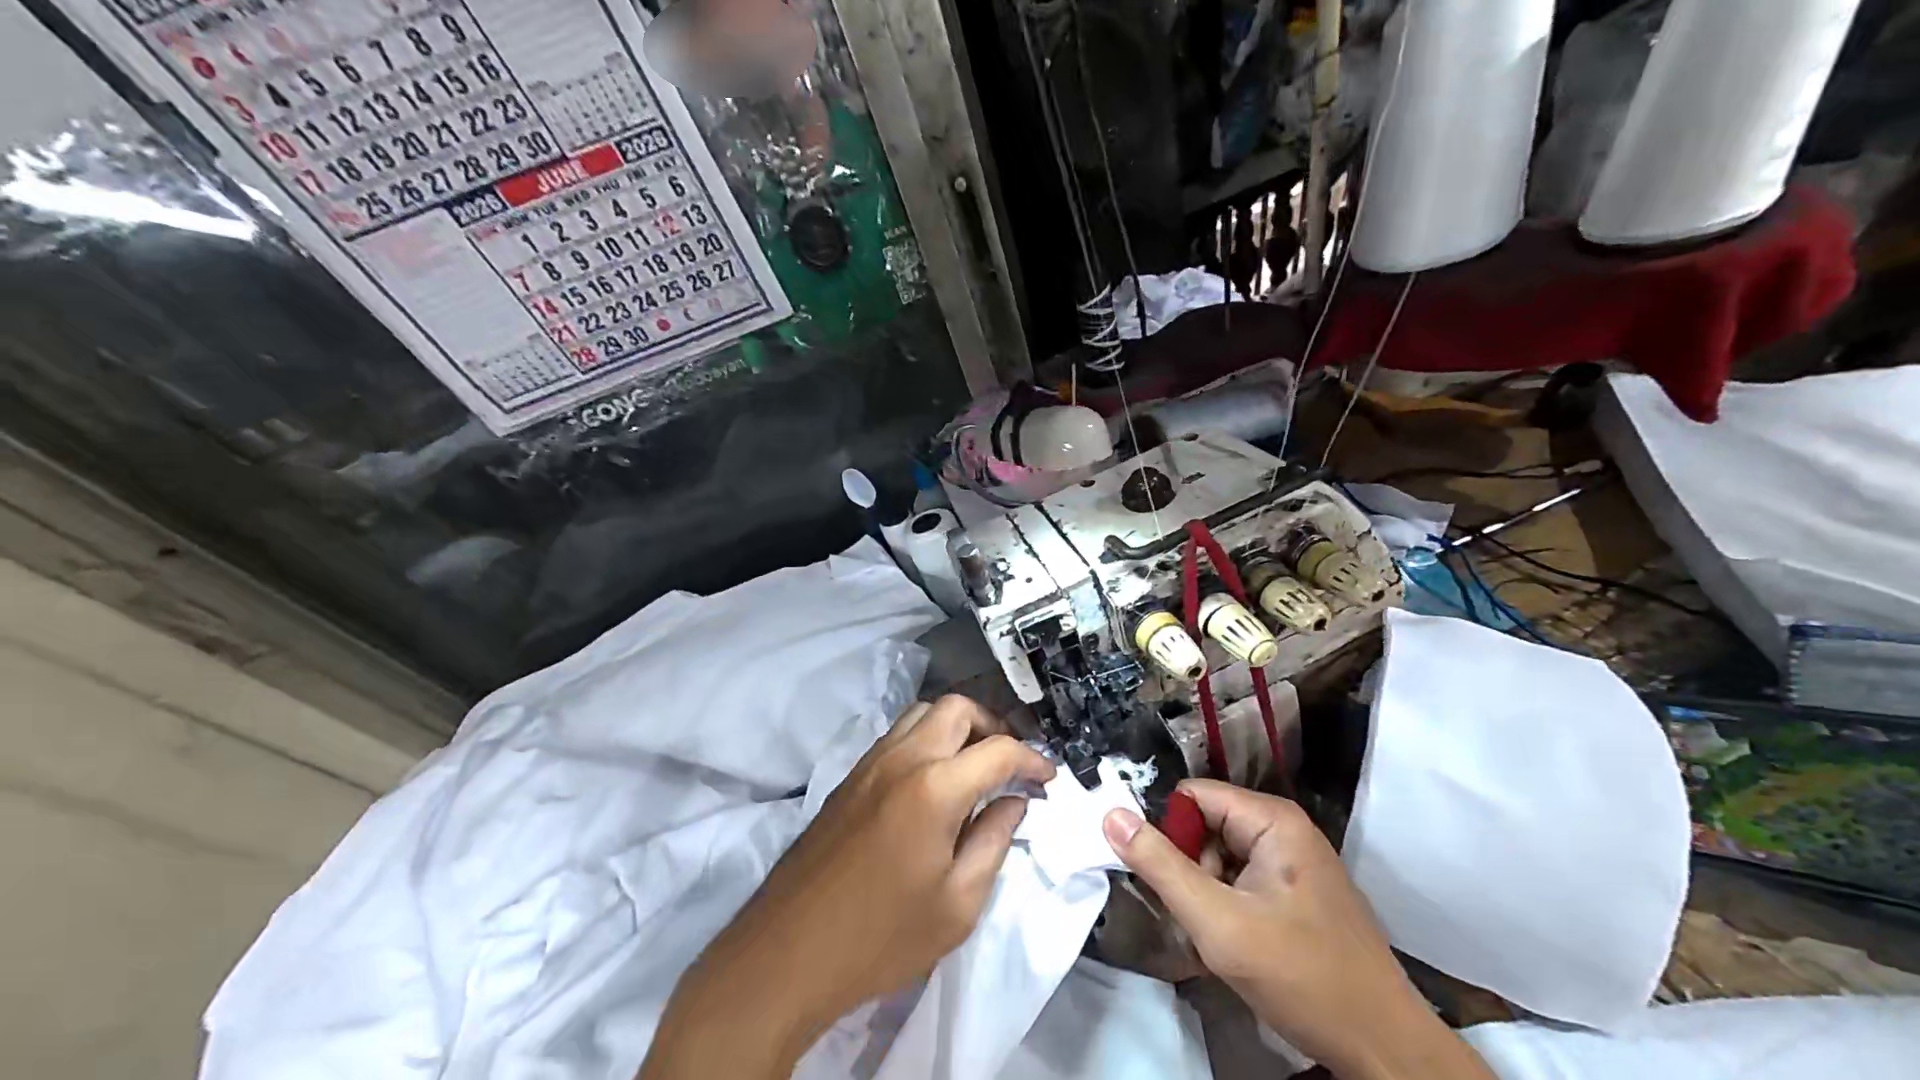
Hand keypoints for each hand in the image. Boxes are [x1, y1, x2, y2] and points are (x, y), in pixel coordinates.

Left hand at [642, 696, 1055, 1078]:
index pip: (999, 749)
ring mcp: (869, 764)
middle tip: (1010, 764)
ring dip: (956, 728)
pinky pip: (896, 736)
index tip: (1049, 778)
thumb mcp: (958, 904)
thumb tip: (1015, 800)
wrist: (789, 952)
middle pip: (956, 708)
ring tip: (974, 768)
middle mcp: (901, 758)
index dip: (1032, 759)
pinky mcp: (849, 778)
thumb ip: (995, 840)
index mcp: (934, 787)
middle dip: (993, 726)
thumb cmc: (882, 936)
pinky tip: (934, 783)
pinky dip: (926, 740)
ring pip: (921, 714)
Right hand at [1103, 780, 1494, 1079]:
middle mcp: (1282, 830)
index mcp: (1271, 820)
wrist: (1384, 1049)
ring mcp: (1290, 864)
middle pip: (1204, 827)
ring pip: (1217, 858)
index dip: (1164, 828)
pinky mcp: (1293, 894)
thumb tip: (1111, 815)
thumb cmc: (1302, 976)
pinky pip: (1238, 882)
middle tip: (1189, 914)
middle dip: (1185, 868)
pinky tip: (1229, 945)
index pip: (1192, 796)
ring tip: (1211, 937)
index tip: (1152, 873)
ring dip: (1201, 893)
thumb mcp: (1218, 921)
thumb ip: (1160, 865)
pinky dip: (1223, 908)